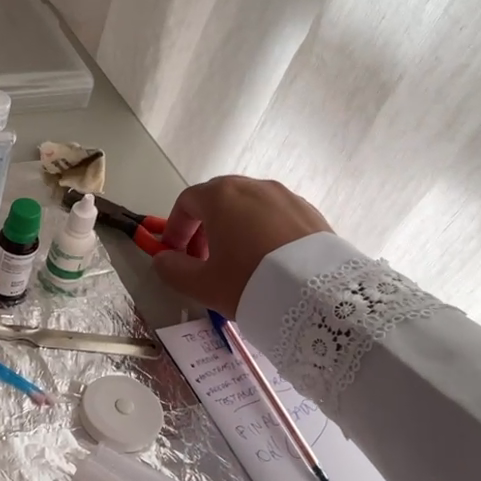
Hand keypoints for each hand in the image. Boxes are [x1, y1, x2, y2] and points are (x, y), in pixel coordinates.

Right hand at [151, 176, 331, 312]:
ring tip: (236, 262)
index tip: (175, 254)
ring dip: (233, 228)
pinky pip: (275, 216)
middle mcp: (254, 186)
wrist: (317, 294)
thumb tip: (163, 260)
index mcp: (222, 196)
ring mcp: (285, 196)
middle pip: (218, 199)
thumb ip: (173, 270)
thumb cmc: (249, 282)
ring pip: (248, 206)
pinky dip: (262, 231)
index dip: (175, 228)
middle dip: (204, 227)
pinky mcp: (310, 212)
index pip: (187, 202)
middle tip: (203, 258)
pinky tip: (266, 261)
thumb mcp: (202, 284)